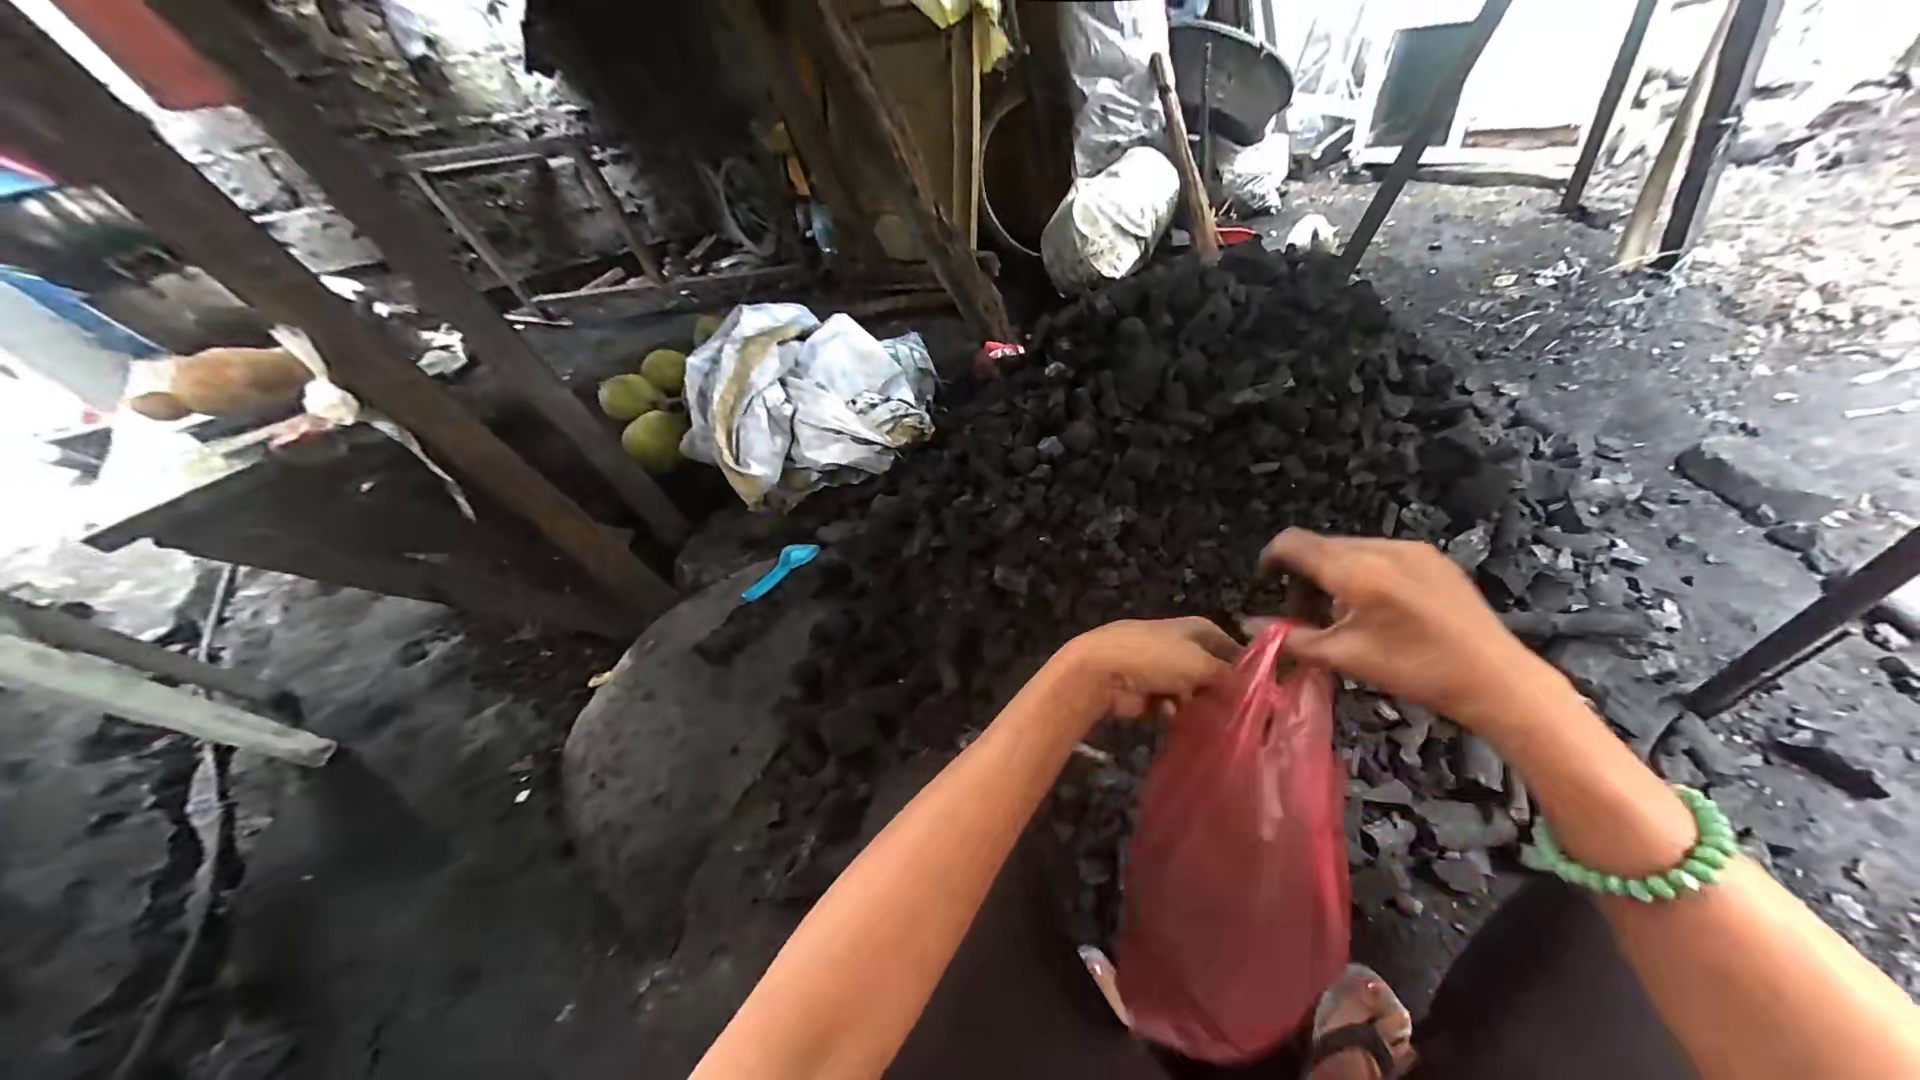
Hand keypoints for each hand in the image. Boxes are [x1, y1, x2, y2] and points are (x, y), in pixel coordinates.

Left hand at [1053, 617, 1239, 721]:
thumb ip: (1230, 678)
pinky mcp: (1147, 693)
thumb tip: (1255, 690)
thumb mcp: (1201, 663)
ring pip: (1192, 693)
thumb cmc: (1154, 658)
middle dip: (1220, 692)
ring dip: (1196, 706)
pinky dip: (1172, 712)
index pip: (1228, 644)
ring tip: (1204, 719)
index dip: (1245, 665)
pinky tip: (1169, 716)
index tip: (1263, 691)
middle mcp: (1179, 647)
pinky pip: (1171, 707)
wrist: (1100, 672)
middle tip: (1238, 714)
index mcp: (1193, 629)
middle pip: (1210, 672)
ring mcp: (1161, 670)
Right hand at [1257, 528, 1566, 728]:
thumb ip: (1290, 637)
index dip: (1270, 559)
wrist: (1498, 679)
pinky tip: (1377, 608)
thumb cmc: (1414, 670)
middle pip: (1320, 547)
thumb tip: (1247, 626)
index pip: (1292, 543)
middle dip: (1302, 575)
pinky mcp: (1433, 559)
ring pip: (1349, 549)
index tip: (1266, 584)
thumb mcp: (1343, 658)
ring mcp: (1411, 550)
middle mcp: (1380, 548)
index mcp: (1353, 570)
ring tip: (1342, 615)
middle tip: (1306, 613)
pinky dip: (1362, 573)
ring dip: (1332, 574)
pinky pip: (1379, 554)